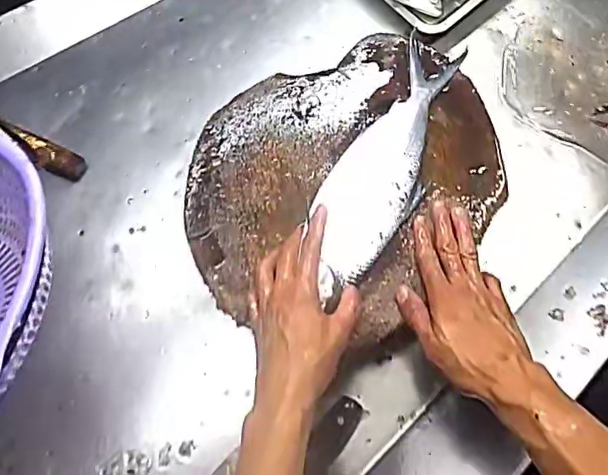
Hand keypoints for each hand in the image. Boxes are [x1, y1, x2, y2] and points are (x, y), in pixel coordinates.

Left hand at [250, 205, 361, 414]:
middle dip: (296, 236)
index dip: (316, 229)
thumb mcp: (339, 335)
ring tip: (284, 246)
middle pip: (286, 253)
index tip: (319, 213)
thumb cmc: (310, 368)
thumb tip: (352, 290)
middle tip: (305, 225)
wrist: (284, 393)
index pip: (309, 251)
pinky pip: (256, 289)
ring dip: (276, 251)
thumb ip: (347, 308)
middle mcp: (280, 293)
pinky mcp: (258, 320)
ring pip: (266, 267)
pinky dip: (262, 277)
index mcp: (301, 292)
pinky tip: (265, 280)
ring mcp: (265, 305)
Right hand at [396, 199, 547, 409]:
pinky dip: (483, 267)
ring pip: (469, 254)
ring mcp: (483, 293)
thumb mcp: (433, 346)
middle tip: (439, 204)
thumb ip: (416, 316)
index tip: (420, 221)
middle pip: (449, 249)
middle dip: (443, 224)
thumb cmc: (471, 366)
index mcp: (443, 298)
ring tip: (459, 213)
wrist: (510, 377)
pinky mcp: (499, 302)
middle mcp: (463, 289)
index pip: (429, 261)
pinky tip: (483, 264)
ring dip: (463, 231)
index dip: (423, 239)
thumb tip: (403, 293)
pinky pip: (488, 277)